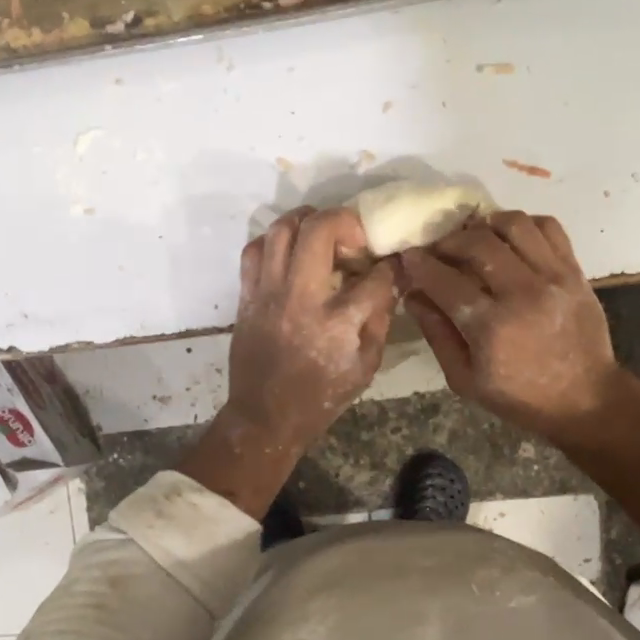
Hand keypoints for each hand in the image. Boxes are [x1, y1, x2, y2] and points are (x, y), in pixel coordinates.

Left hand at [224, 206, 398, 447]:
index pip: (374, 275)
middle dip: (346, 221)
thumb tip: (387, 284)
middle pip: (320, 228)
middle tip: (354, 239)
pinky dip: (273, 242)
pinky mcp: (247, 298)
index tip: (392, 263)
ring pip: (281, 229)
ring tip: (321, 235)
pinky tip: (289, 254)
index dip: (390, 265)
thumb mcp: (365, 368)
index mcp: (336, 323)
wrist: (264, 418)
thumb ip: (379, 321)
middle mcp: (300, 298)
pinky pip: (254, 251)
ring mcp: (268, 294)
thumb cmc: (320, 399)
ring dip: (306, 221)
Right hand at [398, 211, 621, 440]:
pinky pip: (548, 227)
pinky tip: (508, 240)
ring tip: (472, 238)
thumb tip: (414, 297)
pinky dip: (523, 225)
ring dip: (485, 226)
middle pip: (478, 243)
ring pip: (514, 225)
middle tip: (437, 250)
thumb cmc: (517, 396)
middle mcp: (522, 293)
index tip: (407, 257)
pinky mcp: (574, 270)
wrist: (582, 398)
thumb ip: (438, 335)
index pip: (446, 282)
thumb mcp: (465, 379)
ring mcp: (553, 277)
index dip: (421, 265)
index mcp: (491, 327)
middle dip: (448, 241)